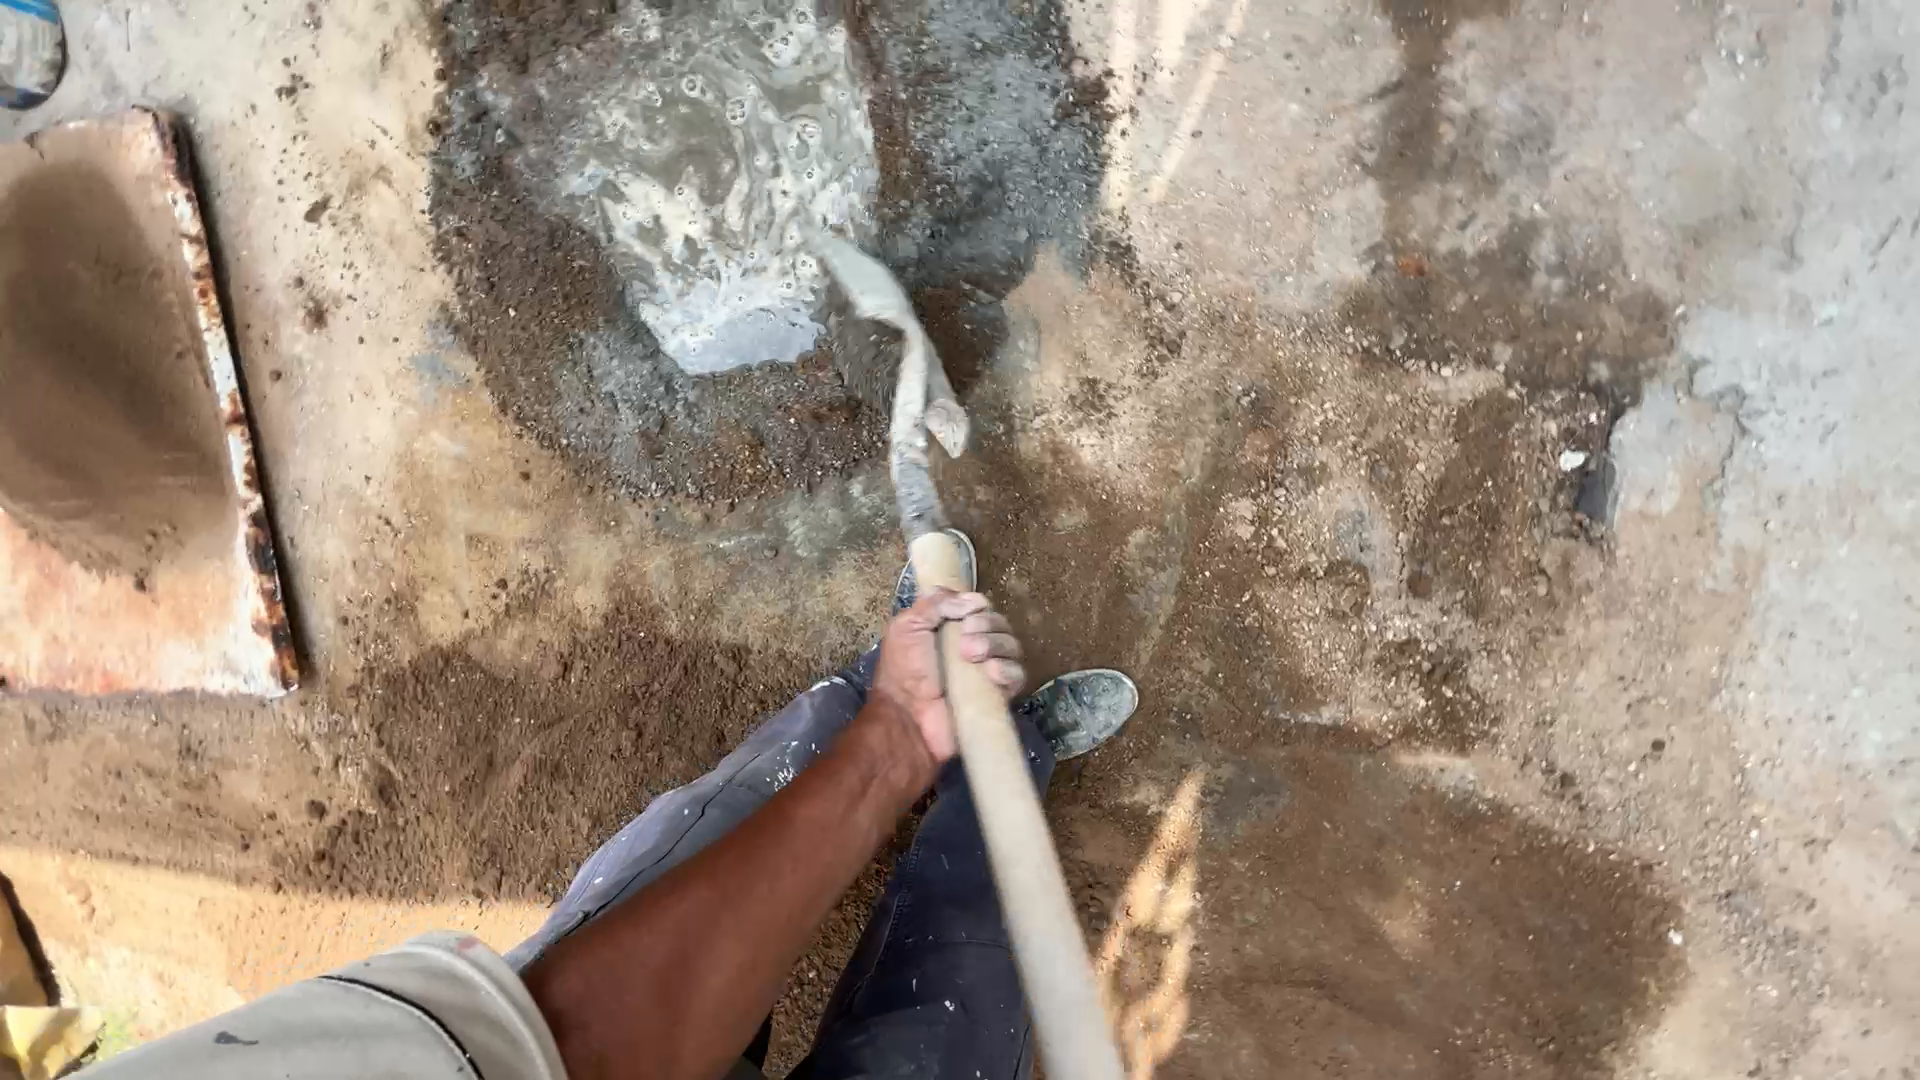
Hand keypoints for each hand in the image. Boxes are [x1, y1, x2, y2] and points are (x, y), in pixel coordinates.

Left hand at [869, 588, 1026, 761]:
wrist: (908, 719)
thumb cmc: (903, 672)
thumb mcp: (906, 627)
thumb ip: (934, 603)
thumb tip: (972, 600)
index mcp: (951, 629)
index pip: (980, 608)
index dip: (977, 606)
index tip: (964, 615)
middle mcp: (973, 647)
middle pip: (1000, 624)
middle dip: (987, 625)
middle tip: (965, 638)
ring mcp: (987, 672)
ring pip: (1011, 646)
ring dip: (996, 644)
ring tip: (971, 655)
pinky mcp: (998, 695)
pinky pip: (1017, 675)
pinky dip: (1008, 670)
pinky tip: (990, 673)